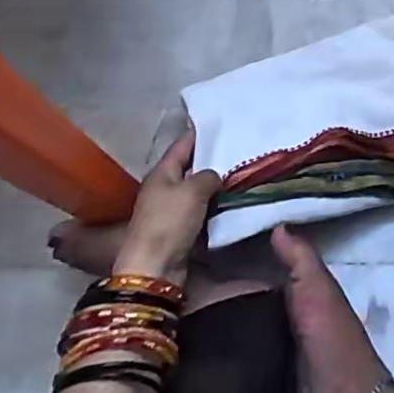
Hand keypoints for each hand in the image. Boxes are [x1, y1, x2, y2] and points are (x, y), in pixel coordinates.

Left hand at [112, 126, 222, 283]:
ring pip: (195, 191)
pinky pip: (198, 212)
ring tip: (238, 177)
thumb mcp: (192, 191)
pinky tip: (229, 205)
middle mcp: (163, 187)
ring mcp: (169, 210)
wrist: (154, 268)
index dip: (199, 133)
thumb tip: (214, 176)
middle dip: (211, 161)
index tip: (219, 124)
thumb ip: (208, 176)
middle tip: (237, 152)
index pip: (182, 144)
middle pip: (189, 168)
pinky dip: (211, 208)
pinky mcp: (176, 231)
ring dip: (213, 187)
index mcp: (162, 171)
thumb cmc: (170, 222)